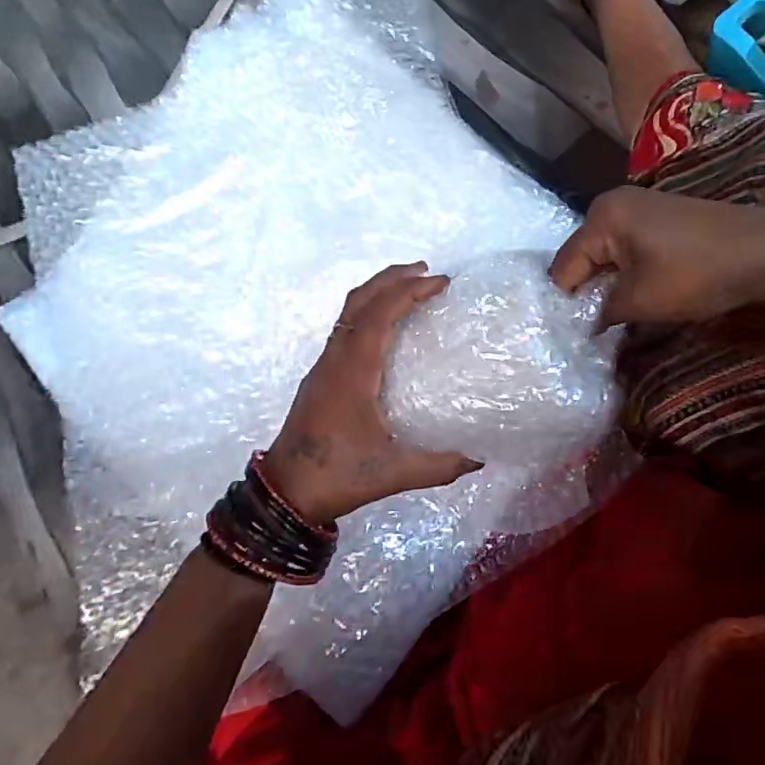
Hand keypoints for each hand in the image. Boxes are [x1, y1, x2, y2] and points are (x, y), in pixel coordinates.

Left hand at [261, 263, 483, 523]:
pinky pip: (344, 328)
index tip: (441, 282)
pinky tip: (386, 326)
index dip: (409, 292)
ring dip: (377, 292)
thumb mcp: (395, 473)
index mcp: (353, 372)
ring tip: (409, 287)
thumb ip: (441, 466)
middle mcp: (335, 360)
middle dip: (392, 278)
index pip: (380, 315)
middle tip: (427, 271)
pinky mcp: (320, 377)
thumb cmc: (337, 476)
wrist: (284, 493)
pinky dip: (368, 312)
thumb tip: (479, 459)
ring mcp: (323, 366)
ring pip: (348, 312)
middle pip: (359, 301)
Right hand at [548, 187, 764, 325]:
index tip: (566, 338)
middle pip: (583, 259)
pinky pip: (628, 251)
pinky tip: (634, 299)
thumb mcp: (641, 301)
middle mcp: (614, 204)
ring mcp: (640, 209)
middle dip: (585, 295)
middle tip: (586, 334)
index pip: (563, 267)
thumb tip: (584, 325)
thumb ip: (602, 312)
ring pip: (607, 258)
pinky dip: (628, 276)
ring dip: (608, 288)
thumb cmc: (697, 273)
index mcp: (601, 216)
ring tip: (609, 322)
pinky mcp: (662, 219)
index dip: (563, 305)